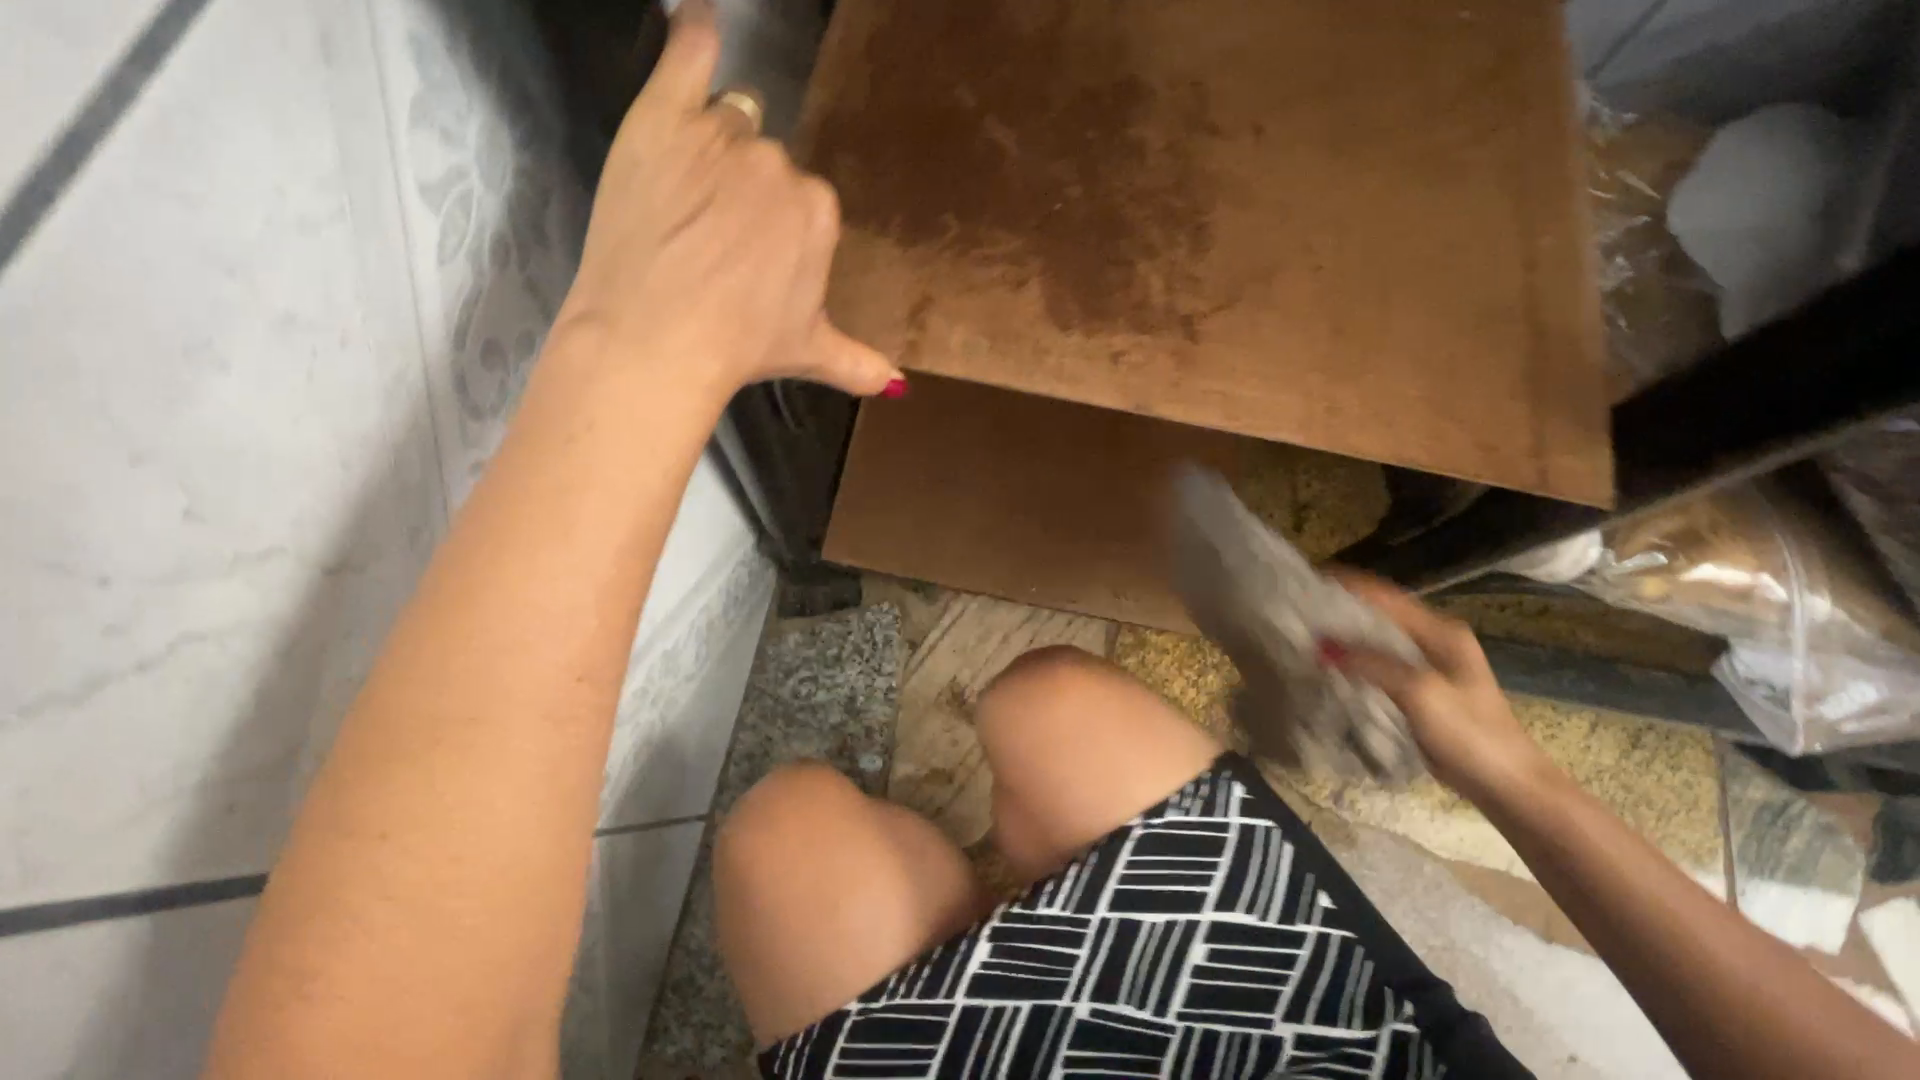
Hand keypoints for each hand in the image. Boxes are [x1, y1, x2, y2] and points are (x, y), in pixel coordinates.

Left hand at [551, 0, 902, 397]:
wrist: (658, 340)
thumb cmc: (740, 348)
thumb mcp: (806, 352)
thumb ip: (857, 360)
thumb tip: (898, 383)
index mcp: (818, 211)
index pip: (796, 198)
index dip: (768, 225)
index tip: (747, 255)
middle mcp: (779, 167)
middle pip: (763, 157)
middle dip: (741, 190)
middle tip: (710, 237)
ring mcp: (723, 138)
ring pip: (724, 121)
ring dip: (710, 146)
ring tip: (681, 197)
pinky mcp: (664, 119)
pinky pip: (687, 56)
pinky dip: (691, 36)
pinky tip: (697, 21)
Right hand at [1322, 569, 1556, 801]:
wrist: (1508, 785)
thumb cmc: (1470, 734)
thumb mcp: (1420, 693)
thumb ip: (1372, 664)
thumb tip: (1323, 646)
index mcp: (1441, 633)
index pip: (1387, 597)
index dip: (1349, 586)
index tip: (1309, 583)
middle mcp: (1434, 642)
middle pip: (1380, 617)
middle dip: (1341, 613)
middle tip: (1299, 613)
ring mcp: (1428, 669)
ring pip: (1377, 644)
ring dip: (1345, 640)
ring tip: (1306, 638)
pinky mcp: (1420, 694)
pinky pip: (1379, 670)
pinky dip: (1354, 666)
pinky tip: (1330, 672)